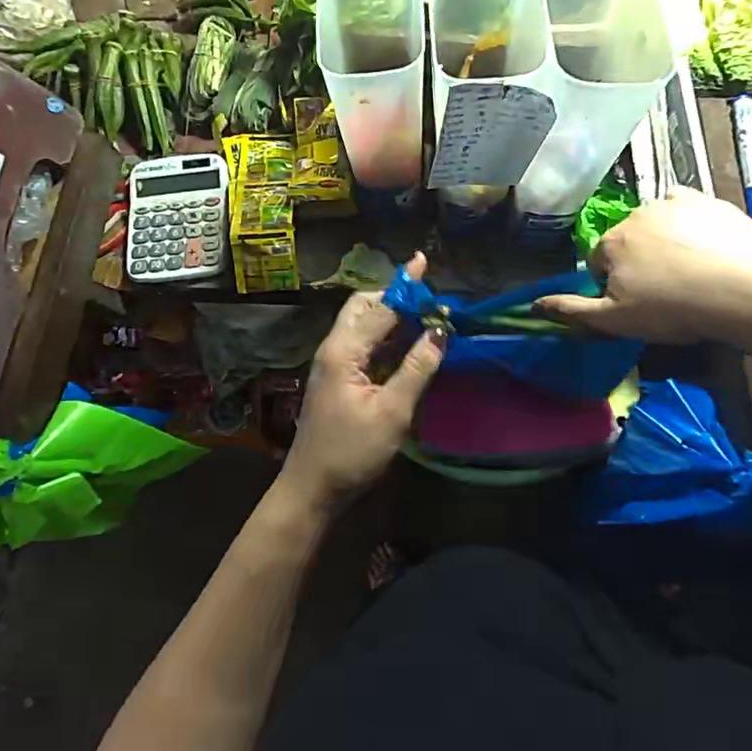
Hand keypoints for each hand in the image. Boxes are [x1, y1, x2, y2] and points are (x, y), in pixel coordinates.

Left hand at [278, 254, 445, 508]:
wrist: (312, 487)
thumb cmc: (352, 452)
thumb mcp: (393, 412)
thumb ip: (416, 369)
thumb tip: (440, 331)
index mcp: (343, 350)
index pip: (380, 308)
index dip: (406, 287)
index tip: (425, 263)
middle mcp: (333, 349)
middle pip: (363, 308)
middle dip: (393, 296)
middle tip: (427, 298)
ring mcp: (332, 364)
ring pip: (361, 326)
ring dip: (390, 317)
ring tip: (423, 315)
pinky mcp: (336, 380)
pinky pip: (361, 346)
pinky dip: (384, 339)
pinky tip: (406, 346)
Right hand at [537, 187, 751, 343]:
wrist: (749, 288)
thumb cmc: (674, 309)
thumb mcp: (615, 321)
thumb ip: (571, 310)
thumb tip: (534, 304)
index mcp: (610, 244)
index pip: (598, 264)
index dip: (613, 286)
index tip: (638, 304)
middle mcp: (634, 215)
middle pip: (626, 241)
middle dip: (638, 261)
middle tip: (666, 290)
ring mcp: (673, 203)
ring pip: (656, 225)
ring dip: (663, 242)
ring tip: (691, 272)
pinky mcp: (708, 199)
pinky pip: (686, 210)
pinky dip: (689, 225)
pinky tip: (706, 248)